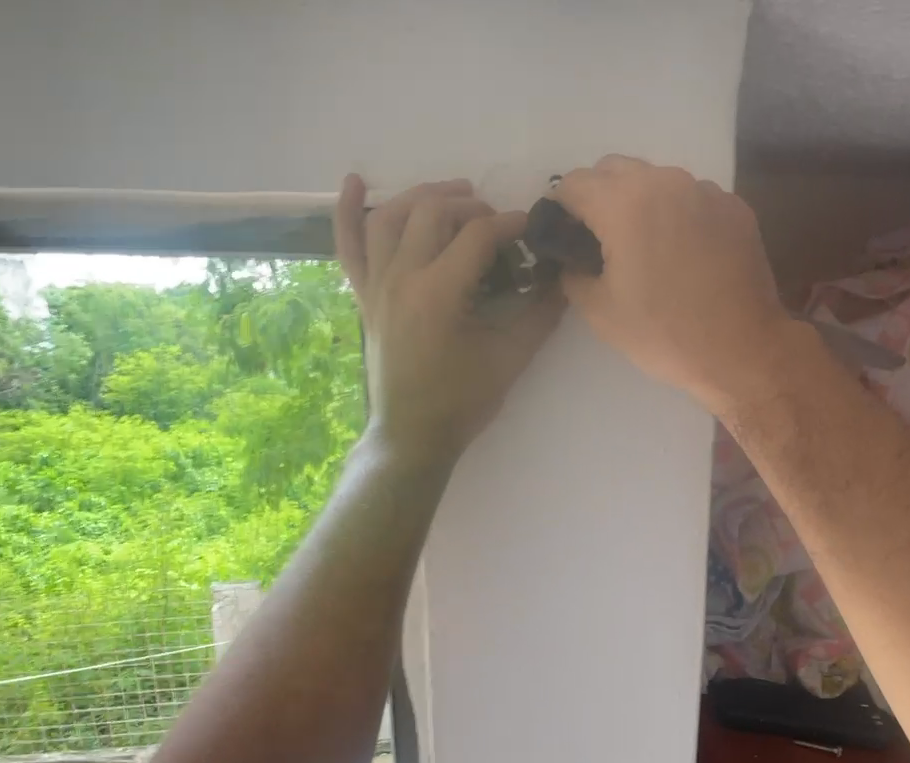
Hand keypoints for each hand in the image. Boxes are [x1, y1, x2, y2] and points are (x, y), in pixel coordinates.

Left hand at [335, 175, 564, 462]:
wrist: (413, 435)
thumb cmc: (463, 401)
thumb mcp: (510, 359)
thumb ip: (539, 315)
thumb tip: (563, 279)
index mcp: (439, 292)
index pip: (478, 235)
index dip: (510, 224)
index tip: (532, 230)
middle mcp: (401, 277)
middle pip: (433, 213)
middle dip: (471, 207)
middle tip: (496, 223)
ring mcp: (376, 285)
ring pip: (390, 217)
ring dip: (422, 197)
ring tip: (452, 194)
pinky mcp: (364, 297)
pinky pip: (348, 246)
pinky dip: (346, 211)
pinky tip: (354, 180)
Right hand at [552, 156, 796, 410]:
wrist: (741, 351)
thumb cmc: (664, 334)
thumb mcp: (600, 312)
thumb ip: (573, 274)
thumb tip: (572, 260)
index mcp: (624, 204)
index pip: (573, 184)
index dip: (558, 208)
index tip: (559, 234)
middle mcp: (665, 182)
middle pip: (614, 169)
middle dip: (597, 197)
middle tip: (597, 240)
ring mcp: (705, 190)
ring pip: (656, 180)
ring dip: (639, 202)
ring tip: (643, 246)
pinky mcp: (734, 208)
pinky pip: (692, 198)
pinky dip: (677, 215)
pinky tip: (682, 254)